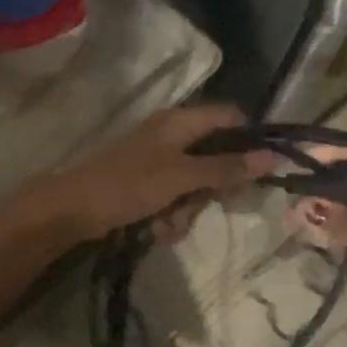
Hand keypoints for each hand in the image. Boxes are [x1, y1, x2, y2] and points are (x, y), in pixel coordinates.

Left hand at [20, 105, 278, 241]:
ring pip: (193, 181)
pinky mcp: (143, 181)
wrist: (74, 207)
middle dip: (212, 187)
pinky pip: (171, 195)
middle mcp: (170, 133)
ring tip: (171, 225)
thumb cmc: (130, 185)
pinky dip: (169, 213)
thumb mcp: (183, 177)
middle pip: (214, 154)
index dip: (249, 139)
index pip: (229, 117)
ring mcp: (154, 157)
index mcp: (179, 121)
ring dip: (188, 207)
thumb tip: (272, 156)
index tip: (261, 170)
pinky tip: (159, 230)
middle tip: (211, 206)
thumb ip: (226, 167)